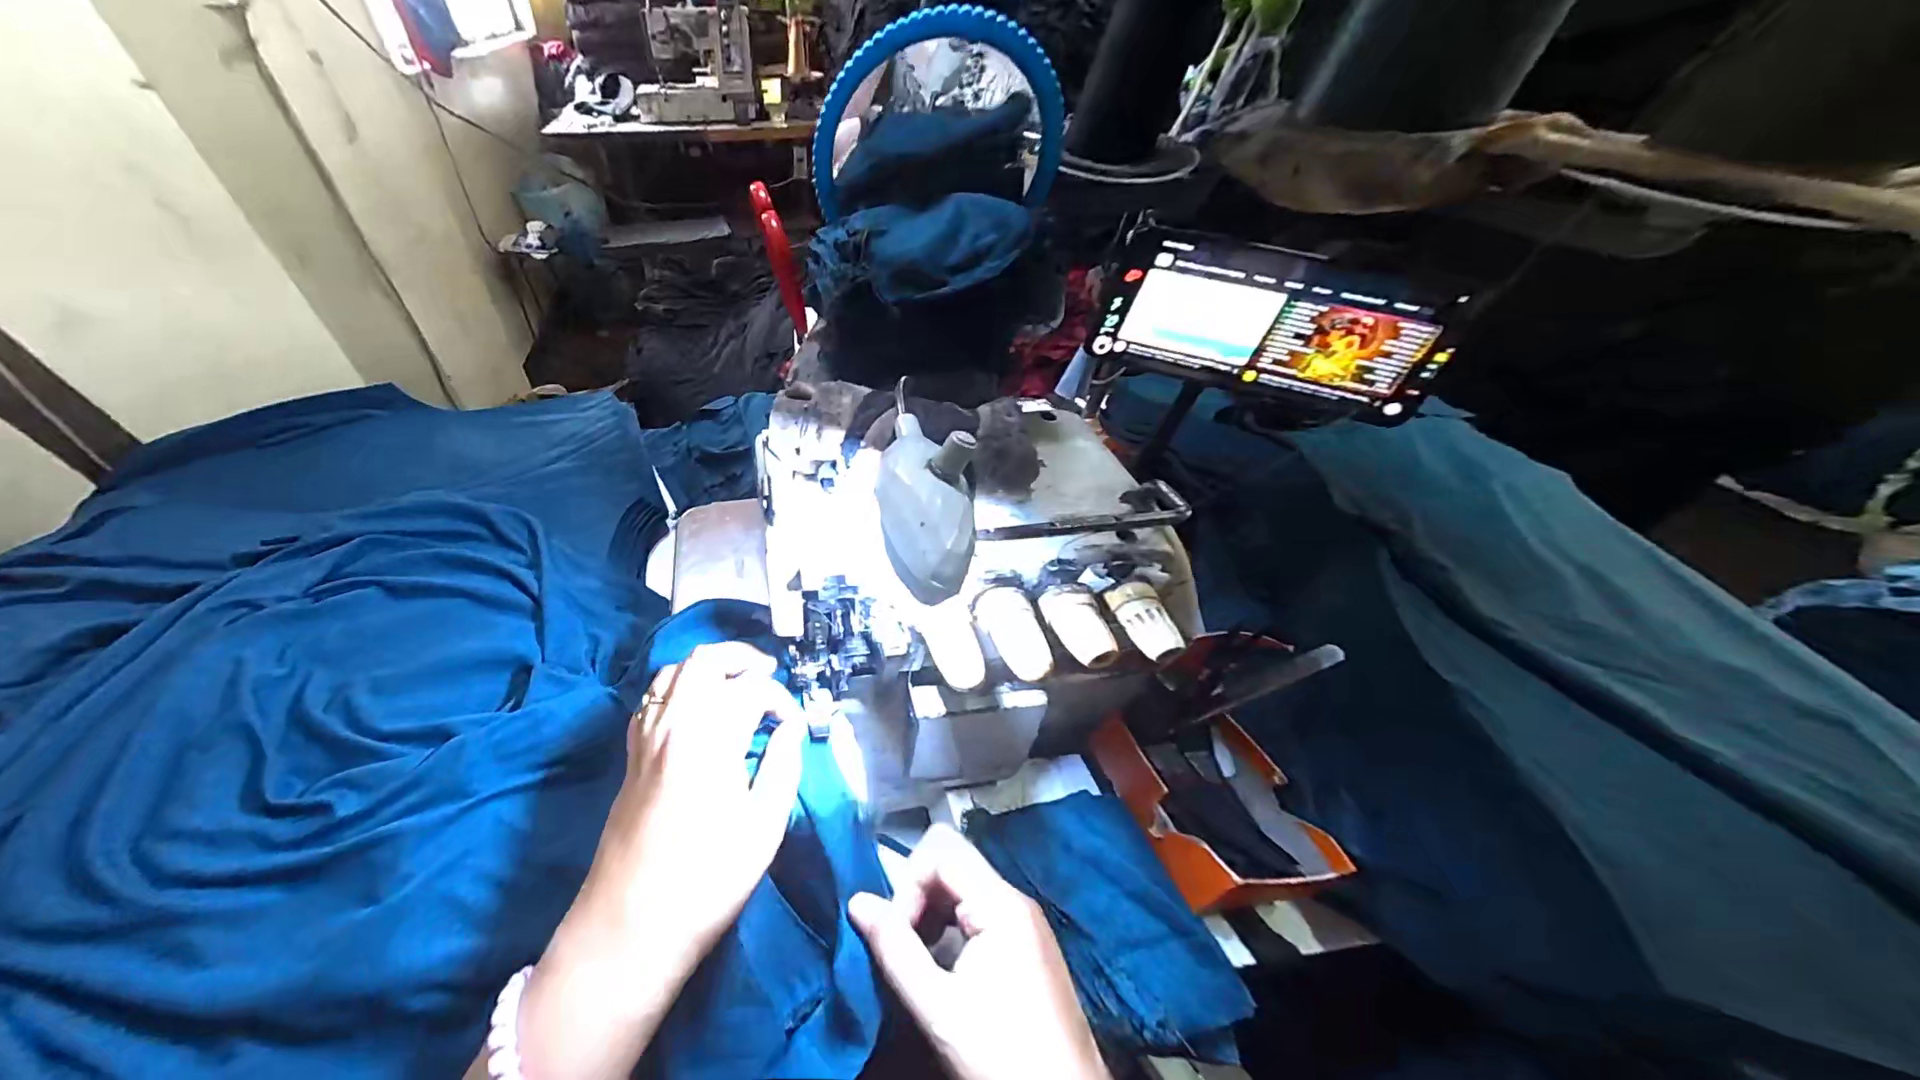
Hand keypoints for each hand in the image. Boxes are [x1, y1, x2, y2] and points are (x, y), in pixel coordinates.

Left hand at [513, 643, 805, 1079]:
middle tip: (769, 674)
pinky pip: (652, 701)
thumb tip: (789, 729)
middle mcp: (672, 726)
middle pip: (704, 661)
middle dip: (741, 659)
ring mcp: (645, 740)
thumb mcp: (764, 824)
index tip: (793, 725)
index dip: (781, 698)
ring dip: (708, 669)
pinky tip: (696, 712)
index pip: (752, 688)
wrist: (629, 927)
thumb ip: (782, 764)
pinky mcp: (630, 759)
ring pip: (672, 674)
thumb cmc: (707, 879)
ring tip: (736, 685)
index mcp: (709, 738)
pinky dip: (678, 689)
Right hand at [848, 825, 1109, 1079]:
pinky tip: (947, 969)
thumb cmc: (1002, 1055)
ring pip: (965, 887)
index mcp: (1000, 903)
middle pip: (954, 863)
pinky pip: (981, 910)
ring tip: (923, 962)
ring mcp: (1026, 920)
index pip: (940, 853)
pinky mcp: (1028, 941)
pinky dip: (954, 927)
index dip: (908, 887)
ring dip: (934, 913)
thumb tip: (858, 901)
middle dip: (919, 897)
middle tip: (906, 947)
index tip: (896, 934)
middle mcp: (1016, 899)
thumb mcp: (938, 1007)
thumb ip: (894, 948)